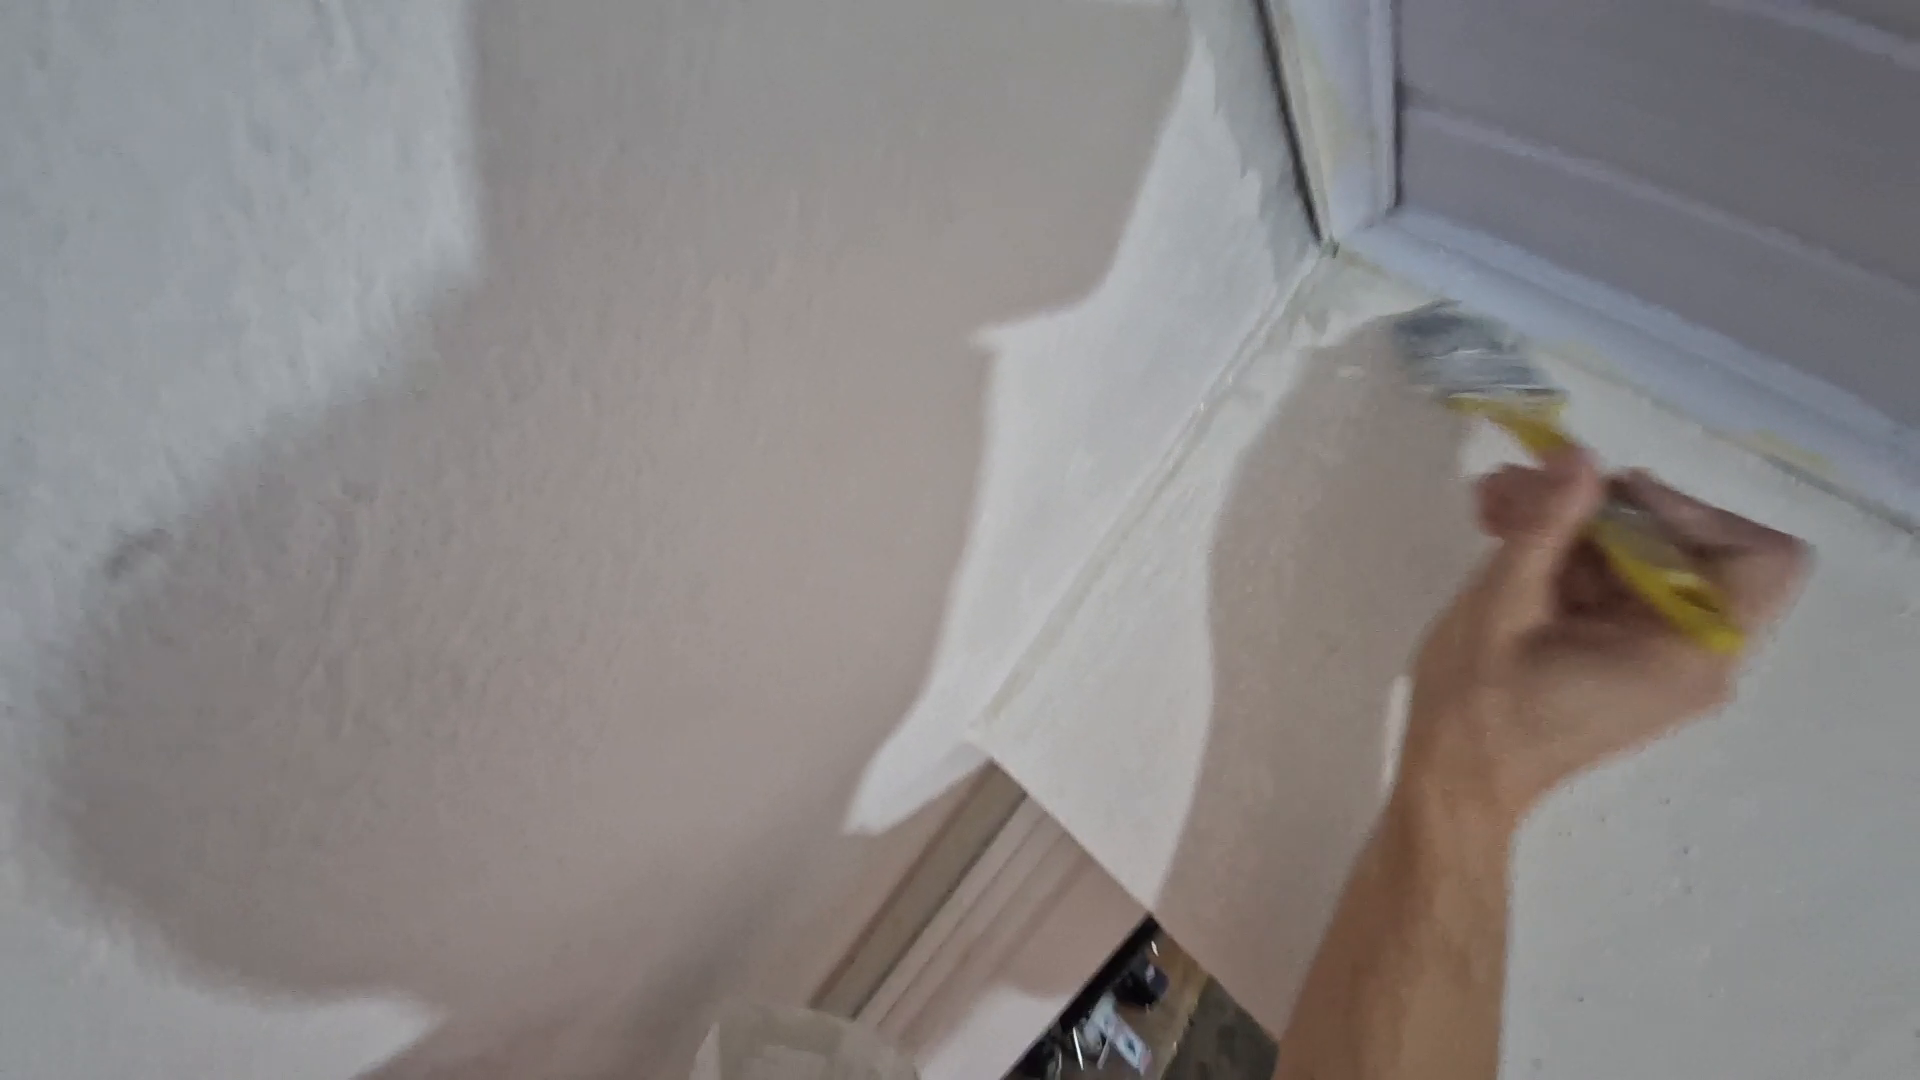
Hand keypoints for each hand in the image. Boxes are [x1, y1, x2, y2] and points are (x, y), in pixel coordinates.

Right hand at [1399, 448, 1808, 833]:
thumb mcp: (1501, 606)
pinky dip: (1558, 558)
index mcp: (1686, 652)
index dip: (1681, 509)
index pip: (1751, 556)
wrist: (1455, 779)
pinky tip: (1500, 534)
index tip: (1594, 490)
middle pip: (1678, 552)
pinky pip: (1604, 592)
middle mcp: (1692, 654)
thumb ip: (1546, 528)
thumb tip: (1578, 455)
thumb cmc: (1477, 703)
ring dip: (1566, 526)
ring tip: (1490, 502)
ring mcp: (1653, 658)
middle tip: (1514, 482)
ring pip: (1631, 564)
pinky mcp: (1614, 658)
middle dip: (1596, 508)